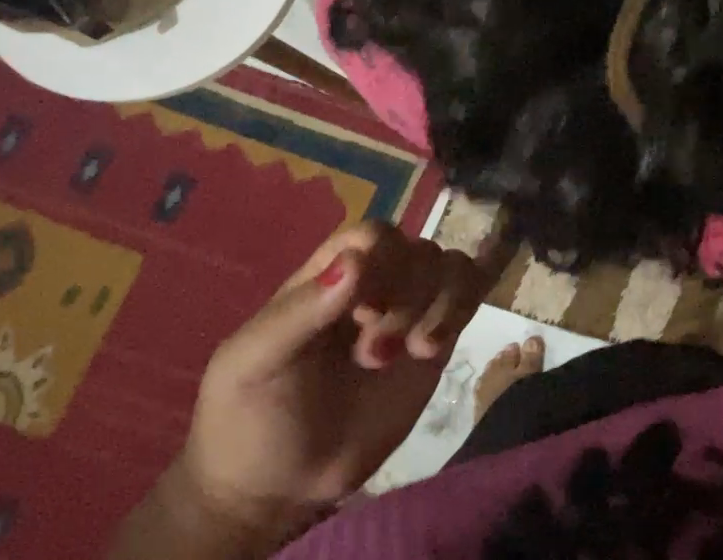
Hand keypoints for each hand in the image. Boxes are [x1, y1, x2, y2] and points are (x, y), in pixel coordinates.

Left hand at [174, 223, 490, 537]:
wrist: (280, 485)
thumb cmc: (251, 418)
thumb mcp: (255, 364)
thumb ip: (301, 310)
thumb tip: (356, 259)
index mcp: (326, 277)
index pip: (375, 236)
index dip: (383, 262)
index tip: (363, 312)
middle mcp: (375, 284)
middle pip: (420, 252)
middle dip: (407, 299)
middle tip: (373, 356)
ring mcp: (411, 309)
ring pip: (452, 267)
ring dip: (441, 306)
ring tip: (416, 352)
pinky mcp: (438, 338)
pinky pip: (471, 293)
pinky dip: (464, 305)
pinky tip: (432, 346)